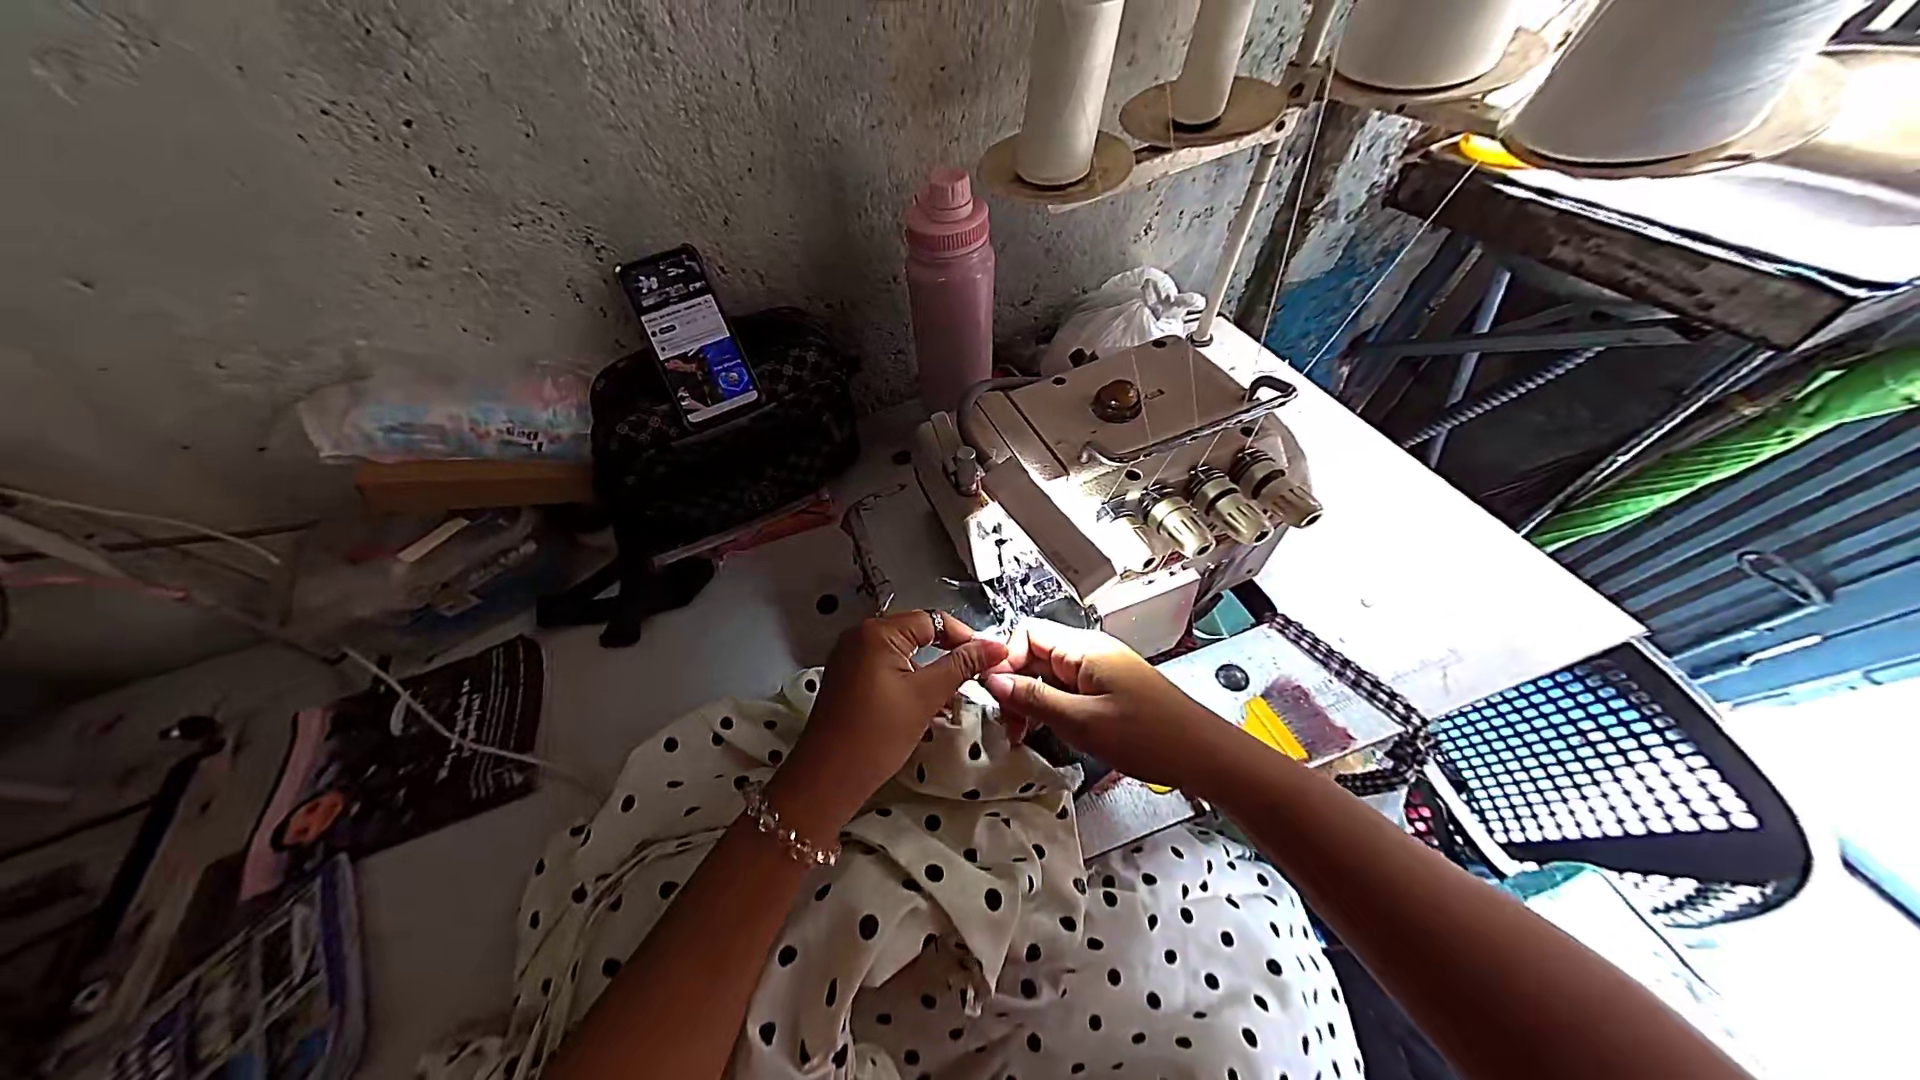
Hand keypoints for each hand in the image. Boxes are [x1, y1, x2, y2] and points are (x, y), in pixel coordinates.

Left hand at [769, 611, 1006, 833]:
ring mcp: (849, 657)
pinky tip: (924, 702)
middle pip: (916, 633)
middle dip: (948, 653)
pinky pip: (886, 667)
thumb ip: (962, 665)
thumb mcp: (926, 696)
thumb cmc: (876, 735)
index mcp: (877, 632)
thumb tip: (994, 646)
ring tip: (952, 692)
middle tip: (974, 674)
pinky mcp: (847, 678)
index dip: (964, 637)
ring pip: (902, 652)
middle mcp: (859, 636)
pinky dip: (908, 679)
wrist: (827, 779)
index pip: (933, 620)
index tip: (988, 656)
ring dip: (929, 669)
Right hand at [981, 620, 1232, 789]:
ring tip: (1026, 731)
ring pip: (1049, 674)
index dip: (1006, 661)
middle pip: (1035, 654)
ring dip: (1032, 699)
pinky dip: (1052, 707)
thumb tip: (995, 681)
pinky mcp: (1107, 689)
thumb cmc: (1153, 736)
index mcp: (1084, 648)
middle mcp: (1091, 652)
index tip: (997, 693)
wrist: (1203, 755)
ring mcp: (1100, 670)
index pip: (1027, 633)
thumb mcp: (1082, 722)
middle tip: (1010, 721)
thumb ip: (1034, 699)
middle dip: (1016, 684)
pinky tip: (1050, 730)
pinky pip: (1067, 689)